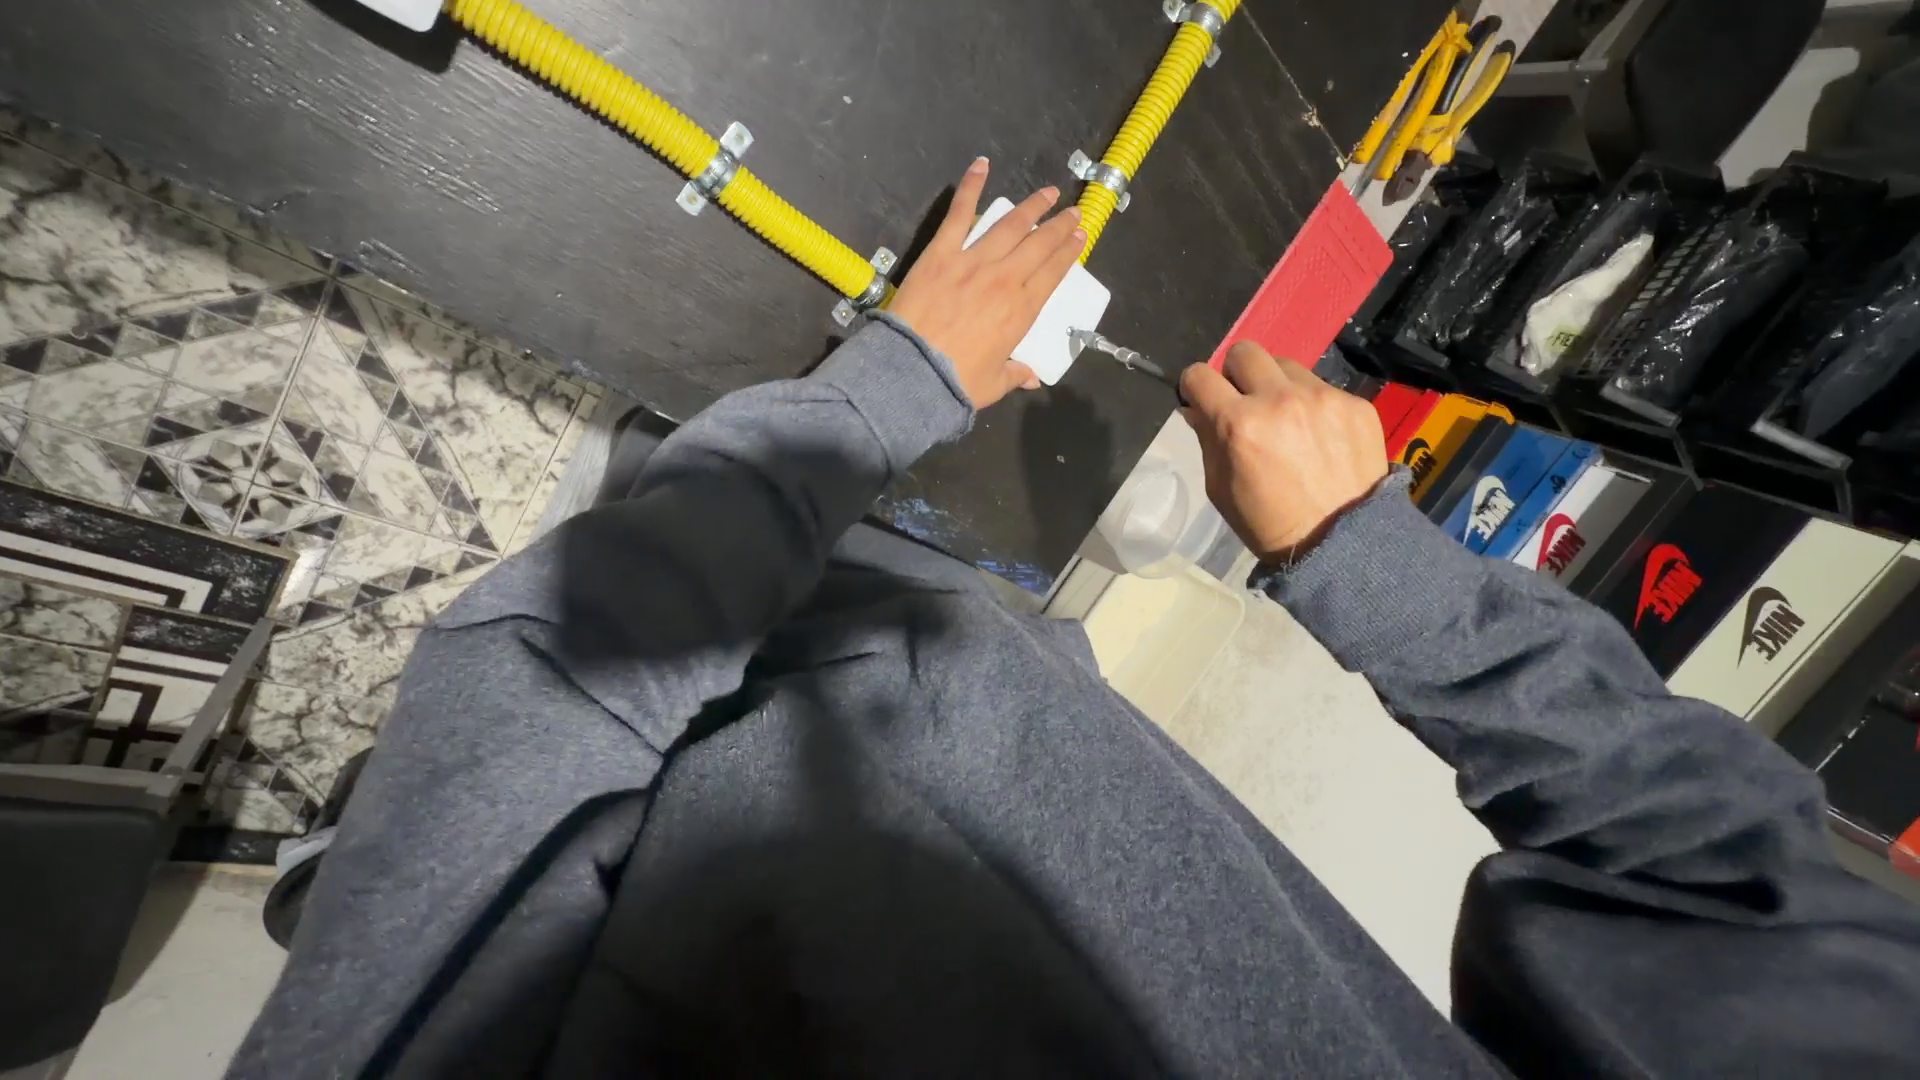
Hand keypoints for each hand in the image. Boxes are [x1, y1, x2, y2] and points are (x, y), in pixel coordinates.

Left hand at [887, 157, 1086, 407]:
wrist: (912, 370)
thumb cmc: (955, 381)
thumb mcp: (992, 384)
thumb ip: (1014, 374)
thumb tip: (1031, 378)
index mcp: (1021, 311)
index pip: (1053, 273)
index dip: (1069, 252)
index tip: (1080, 237)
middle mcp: (1004, 279)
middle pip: (1039, 245)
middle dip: (1060, 225)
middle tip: (1073, 212)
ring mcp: (972, 261)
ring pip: (1010, 225)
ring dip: (1032, 207)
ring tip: (1048, 193)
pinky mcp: (941, 252)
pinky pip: (959, 214)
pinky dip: (971, 187)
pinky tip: (981, 165)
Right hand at [1180, 342, 1388, 562]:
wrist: (1341, 542)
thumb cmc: (1267, 523)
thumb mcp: (1219, 487)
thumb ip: (1207, 439)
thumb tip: (1199, 409)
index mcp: (1238, 424)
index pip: (1199, 375)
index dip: (1194, 386)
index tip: (1201, 398)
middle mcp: (1279, 400)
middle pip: (1244, 352)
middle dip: (1235, 373)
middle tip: (1242, 401)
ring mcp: (1322, 397)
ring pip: (1285, 365)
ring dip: (1275, 385)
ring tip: (1285, 419)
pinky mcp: (1354, 403)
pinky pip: (1321, 387)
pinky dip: (1311, 405)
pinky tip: (1318, 436)